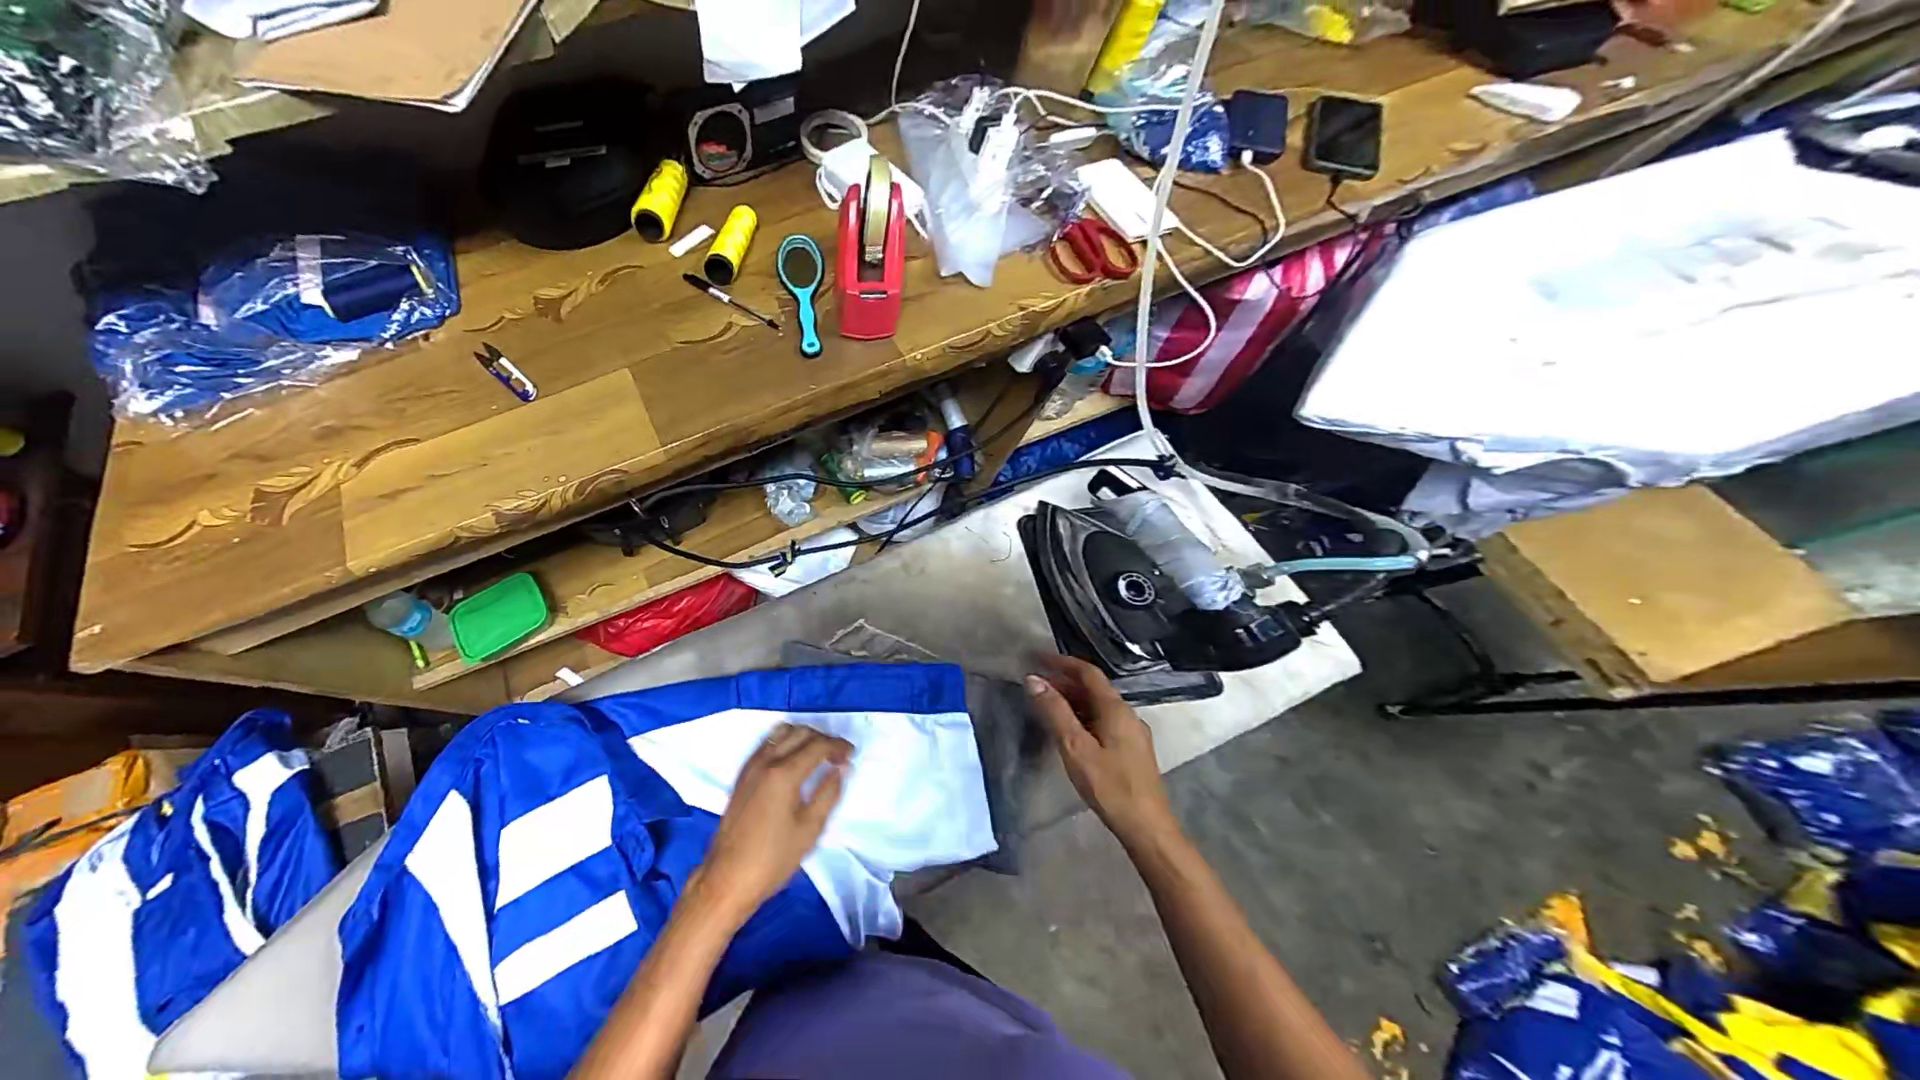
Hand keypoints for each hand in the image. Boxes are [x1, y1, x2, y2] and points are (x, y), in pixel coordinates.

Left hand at [690, 724, 851, 925]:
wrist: (727, 879)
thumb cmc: (773, 858)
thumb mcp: (810, 828)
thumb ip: (829, 792)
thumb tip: (842, 766)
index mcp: (784, 774)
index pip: (818, 745)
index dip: (838, 746)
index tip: (851, 754)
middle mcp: (766, 762)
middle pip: (800, 733)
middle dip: (824, 739)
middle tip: (838, 756)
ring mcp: (751, 767)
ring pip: (781, 733)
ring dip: (803, 736)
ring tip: (818, 755)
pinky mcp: (742, 776)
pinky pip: (767, 744)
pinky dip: (785, 741)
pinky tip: (794, 758)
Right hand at [1027, 653, 1178, 848]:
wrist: (1147, 826)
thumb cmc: (1109, 786)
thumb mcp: (1076, 748)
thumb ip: (1055, 712)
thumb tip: (1034, 679)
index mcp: (1116, 709)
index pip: (1088, 673)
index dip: (1062, 662)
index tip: (1038, 658)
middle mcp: (1128, 714)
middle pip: (1094, 688)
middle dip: (1065, 682)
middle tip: (1037, 683)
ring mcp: (1133, 733)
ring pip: (1100, 706)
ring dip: (1074, 700)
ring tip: (1048, 705)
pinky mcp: (1133, 750)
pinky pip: (1105, 721)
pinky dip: (1084, 717)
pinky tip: (1071, 731)